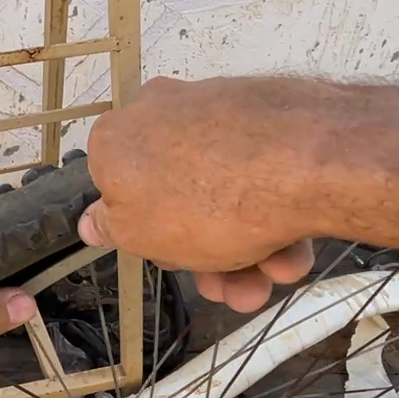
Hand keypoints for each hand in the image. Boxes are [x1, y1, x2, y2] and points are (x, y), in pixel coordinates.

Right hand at [79, 76, 344, 312]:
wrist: (309, 161)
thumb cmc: (210, 199)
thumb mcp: (139, 234)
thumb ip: (109, 228)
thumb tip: (89, 223)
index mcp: (114, 138)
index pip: (116, 192)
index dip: (146, 236)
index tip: (172, 260)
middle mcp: (158, 112)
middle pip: (174, 196)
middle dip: (203, 251)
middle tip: (232, 288)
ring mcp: (212, 109)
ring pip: (220, 191)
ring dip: (243, 246)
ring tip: (273, 278)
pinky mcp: (262, 112)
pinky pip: (256, 170)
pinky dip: (270, 211)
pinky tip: (293, 248)